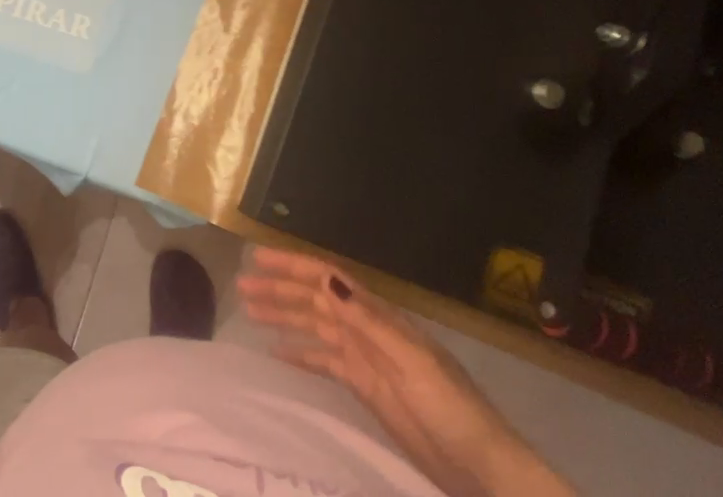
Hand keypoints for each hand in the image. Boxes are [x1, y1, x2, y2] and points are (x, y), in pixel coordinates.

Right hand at [237, 247, 571, 496]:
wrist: (481, 465)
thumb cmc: (451, 408)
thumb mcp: (412, 361)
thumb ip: (369, 322)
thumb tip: (328, 280)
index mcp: (382, 319)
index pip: (331, 280)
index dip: (295, 265)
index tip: (259, 257)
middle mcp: (369, 331)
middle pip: (317, 301)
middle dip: (280, 289)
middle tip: (242, 286)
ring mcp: (366, 359)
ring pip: (315, 327)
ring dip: (284, 316)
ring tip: (249, 312)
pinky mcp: (364, 386)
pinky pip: (324, 361)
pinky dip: (299, 353)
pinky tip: (275, 352)